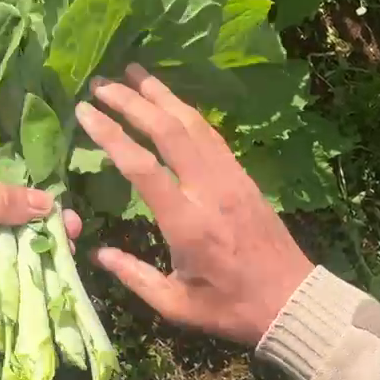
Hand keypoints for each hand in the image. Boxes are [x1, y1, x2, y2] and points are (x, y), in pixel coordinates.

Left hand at [0, 184, 79, 358]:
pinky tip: (64, 278)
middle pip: (14, 226)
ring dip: (45, 255)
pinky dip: (37, 284)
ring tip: (74, 252)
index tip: (59, 201)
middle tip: (74, 230)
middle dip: (44, 227)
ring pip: (19, 256)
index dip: (29, 195)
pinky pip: (16, 287)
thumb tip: (47, 201)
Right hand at [75, 64, 313, 345]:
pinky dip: (186, 110)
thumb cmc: (231, 308)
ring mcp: (230, 178)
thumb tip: (97, 252)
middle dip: (132, 101)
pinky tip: (170, 100)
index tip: (85, 111)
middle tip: (102, 82)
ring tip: (134, 71)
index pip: (142, 167)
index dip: (111, 135)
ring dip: (161, 95)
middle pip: (168, 130)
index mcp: (187, 223)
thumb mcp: (176, 305)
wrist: (294, 302)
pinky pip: (211, 133)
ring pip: (194, 123)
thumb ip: (135, 276)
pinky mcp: (243, 176)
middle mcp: (209, 190)